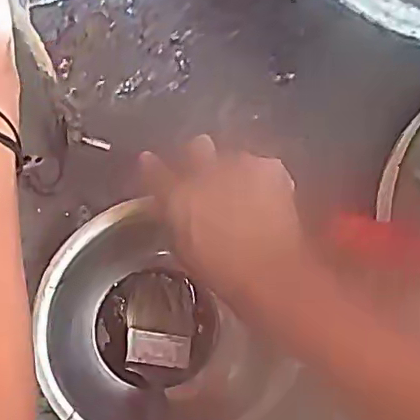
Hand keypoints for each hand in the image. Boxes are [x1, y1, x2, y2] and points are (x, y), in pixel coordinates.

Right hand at [140, 136, 312, 311]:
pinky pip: (260, 165)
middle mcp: (205, 171)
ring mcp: (239, 164)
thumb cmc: (222, 271)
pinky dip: (258, 178)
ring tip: (240, 194)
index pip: (155, 172)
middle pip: (195, 147)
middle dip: (196, 157)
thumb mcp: (185, 252)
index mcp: (177, 195)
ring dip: (230, 169)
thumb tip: (172, 213)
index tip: (150, 164)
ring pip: (230, 155)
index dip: (152, 168)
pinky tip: (264, 198)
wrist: (268, 268)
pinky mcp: (270, 167)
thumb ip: (175, 223)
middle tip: (202, 177)